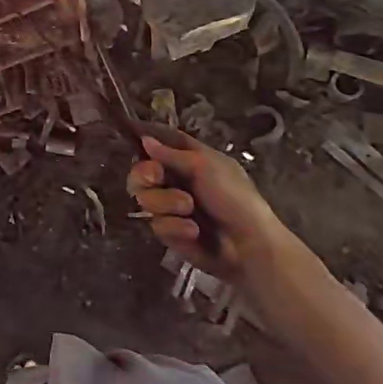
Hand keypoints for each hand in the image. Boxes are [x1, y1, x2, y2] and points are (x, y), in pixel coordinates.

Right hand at [126, 124, 294, 279]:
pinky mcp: (170, 233)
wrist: (247, 245)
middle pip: (143, 171)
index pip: (164, 141)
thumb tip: (145, 139)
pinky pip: (158, 224)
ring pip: (146, 198)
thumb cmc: (233, 197)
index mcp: (191, 158)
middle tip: (156, 177)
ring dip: (167, 202)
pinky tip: (194, 232)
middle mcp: (177, 180)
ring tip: (189, 209)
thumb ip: (172, 154)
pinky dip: (175, 227)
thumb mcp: (205, 167)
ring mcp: (172, 207)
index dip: (148, 138)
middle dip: (145, 174)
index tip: (135, 138)